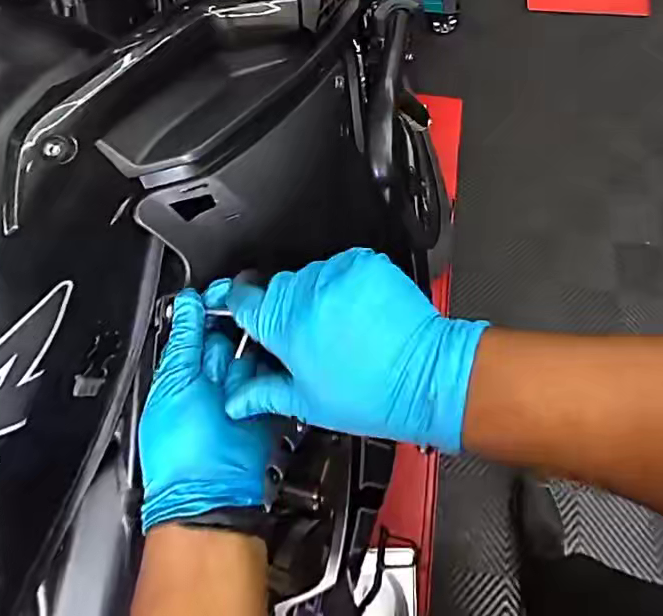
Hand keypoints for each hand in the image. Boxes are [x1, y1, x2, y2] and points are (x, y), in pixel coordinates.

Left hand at [139, 290, 275, 530]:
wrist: (214, 496)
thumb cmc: (181, 455)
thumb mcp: (172, 385)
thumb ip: (184, 340)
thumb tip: (187, 302)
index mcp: (186, 372)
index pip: (202, 324)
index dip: (211, 304)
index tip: (222, 291)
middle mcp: (216, 377)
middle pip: (232, 331)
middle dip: (237, 323)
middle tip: (240, 312)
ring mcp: (245, 388)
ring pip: (256, 349)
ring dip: (254, 348)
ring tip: (247, 358)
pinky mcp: (270, 399)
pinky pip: (278, 371)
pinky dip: (275, 366)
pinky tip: (265, 371)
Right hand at [205, 248, 487, 451]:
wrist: (424, 373)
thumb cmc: (371, 393)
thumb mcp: (307, 402)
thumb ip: (264, 392)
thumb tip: (237, 399)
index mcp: (283, 325)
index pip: (242, 299)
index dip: (239, 304)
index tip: (242, 307)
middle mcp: (306, 291)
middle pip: (279, 287)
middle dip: (286, 306)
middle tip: (307, 333)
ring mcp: (337, 272)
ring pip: (312, 275)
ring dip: (317, 293)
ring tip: (340, 323)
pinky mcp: (364, 261)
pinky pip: (342, 265)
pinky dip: (346, 282)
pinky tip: (358, 309)